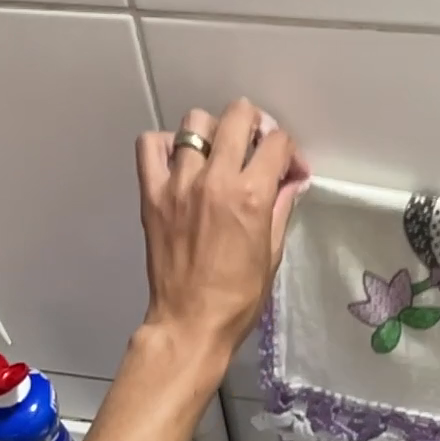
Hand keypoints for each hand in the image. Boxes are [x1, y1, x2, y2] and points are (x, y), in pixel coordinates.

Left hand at [133, 98, 308, 374]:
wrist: (191, 323)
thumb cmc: (237, 299)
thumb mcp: (272, 253)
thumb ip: (280, 208)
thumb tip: (289, 182)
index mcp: (251, 196)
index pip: (277, 143)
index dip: (289, 153)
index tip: (289, 170)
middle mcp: (215, 181)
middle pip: (238, 117)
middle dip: (256, 126)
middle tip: (257, 147)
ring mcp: (179, 185)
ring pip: (195, 122)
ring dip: (213, 131)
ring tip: (217, 154)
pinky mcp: (152, 196)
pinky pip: (150, 146)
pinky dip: (165, 144)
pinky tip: (180, 162)